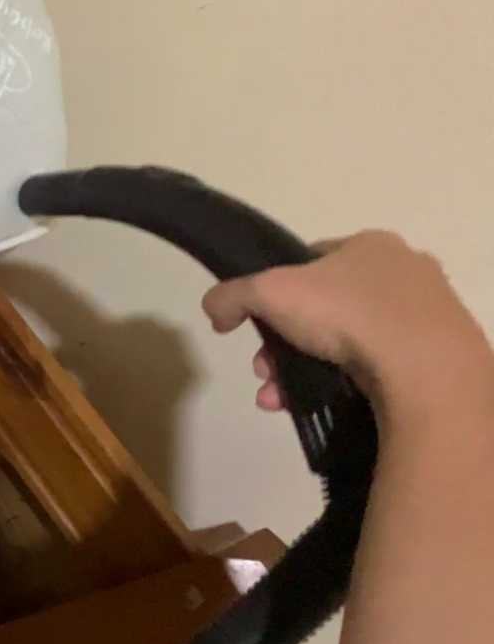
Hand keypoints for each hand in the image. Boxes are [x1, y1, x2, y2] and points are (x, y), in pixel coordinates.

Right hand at [201, 230, 493, 420]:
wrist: (419, 362)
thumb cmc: (342, 312)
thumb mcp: (263, 292)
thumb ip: (228, 296)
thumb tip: (218, 312)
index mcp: (370, 245)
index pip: (306, 260)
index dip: (271, 289)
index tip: (253, 317)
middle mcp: (399, 270)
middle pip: (313, 306)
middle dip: (275, 341)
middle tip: (261, 364)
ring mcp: (418, 309)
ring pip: (331, 338)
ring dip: (290, 366)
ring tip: (274, 392)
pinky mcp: (425, 346)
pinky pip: (358, 359)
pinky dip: (322, 377)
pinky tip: (298, 398)